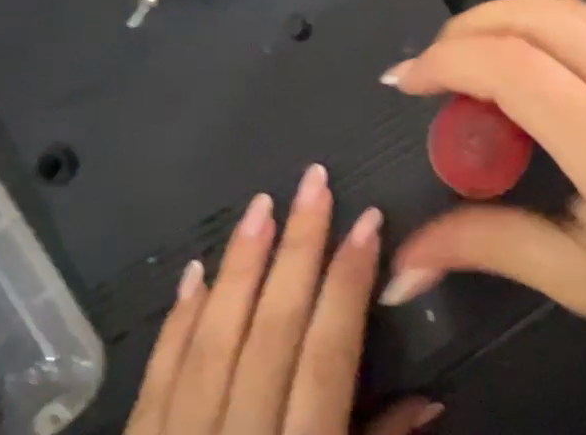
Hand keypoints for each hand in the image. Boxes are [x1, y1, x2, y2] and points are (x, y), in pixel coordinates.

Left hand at [126, 164, 442, 434]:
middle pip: (267, 332)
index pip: (323, 354)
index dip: (347, 284)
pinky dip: (176, 323)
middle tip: (312, 183)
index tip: (368, 221)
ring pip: (209, 341)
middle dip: (295, 251)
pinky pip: (154, 379)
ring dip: (237, 268)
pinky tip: (194, 273)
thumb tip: (431, 402)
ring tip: (261, 206)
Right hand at [377, 0, 585, 379]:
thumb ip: (489, 247)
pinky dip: (545, 25)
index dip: (446, 61)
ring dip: (506, 20)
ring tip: (468, 66)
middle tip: (431, 70)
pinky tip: (526, 64)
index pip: (514, 66)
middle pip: (536, 15)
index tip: (405, 82)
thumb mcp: (581, 281)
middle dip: (467, 28)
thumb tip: (404, 260)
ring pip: (566, 5)